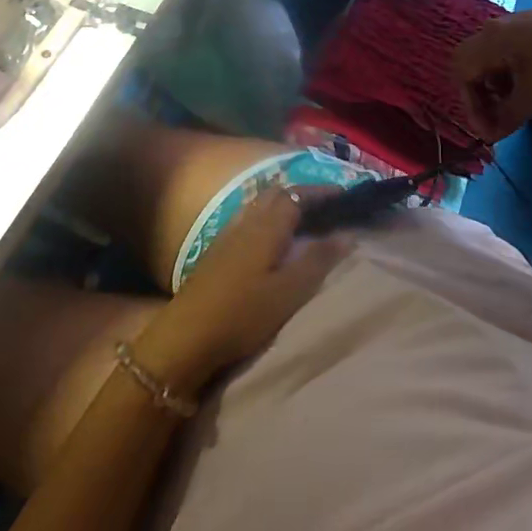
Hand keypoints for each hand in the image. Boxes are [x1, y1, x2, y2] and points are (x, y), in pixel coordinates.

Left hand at [132, 188, 349, 393]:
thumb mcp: (289, 291)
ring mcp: (227, 236)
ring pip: (258, 207)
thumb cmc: (242, 314)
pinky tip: (270, 240)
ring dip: (282, 205)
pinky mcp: (216, 253)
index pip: (296, 195)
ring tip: (303, 220)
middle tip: (326, 207)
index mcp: (266, 227)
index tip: (344, 196)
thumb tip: (347, 234)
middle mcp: (246, 223)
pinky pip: (248, 221)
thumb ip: (318, 260)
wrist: (184, 338)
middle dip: (302, 195)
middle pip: (275, 194)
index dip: (320, 192)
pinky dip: (267, 219)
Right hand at [451, 0, 531, 142]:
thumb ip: (506, 117)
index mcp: (492, 40)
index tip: (490, 133)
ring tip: (523, 110)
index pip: (460, 73)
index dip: (469, 106)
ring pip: (498, 60)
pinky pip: (518, 54)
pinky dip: (519, 77)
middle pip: (475, 64)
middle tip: (502, 122)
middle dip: (483, 97)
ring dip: (501, 89)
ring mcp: (526, 25)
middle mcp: (502, 27)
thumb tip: (490, 134)